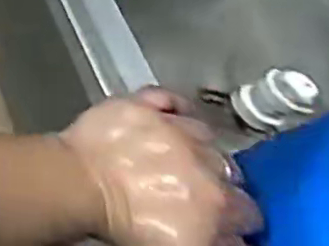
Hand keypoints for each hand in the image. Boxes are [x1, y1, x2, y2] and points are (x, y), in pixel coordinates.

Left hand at [60, 88, 262, 245]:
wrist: (80, 184)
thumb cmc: (127, 222)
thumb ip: (221, 242)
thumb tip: (235, 237)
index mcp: (218, 202)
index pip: (247, 210)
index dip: (235, 214)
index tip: (223, 214)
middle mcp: (199, 160)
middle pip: (226, 167)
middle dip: (215, 177)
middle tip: (195, 182)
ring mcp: (167, 127)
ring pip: (201, 131)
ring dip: (196, 142)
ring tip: (182, 151)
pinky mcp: (138, 105)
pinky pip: (167, 97)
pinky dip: (174, 103)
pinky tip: (173, 112)